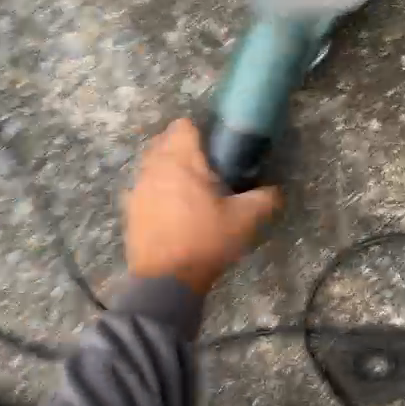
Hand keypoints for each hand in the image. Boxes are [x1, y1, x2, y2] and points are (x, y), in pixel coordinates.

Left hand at [124, 119, 281, 295]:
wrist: (167, 279)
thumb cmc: (207, 240)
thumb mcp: (245, 219)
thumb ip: (264, 199)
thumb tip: (275, 191)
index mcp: (182, 161)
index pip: (184, 126)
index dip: (201, 132)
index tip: (217, 150)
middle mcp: (154, 167)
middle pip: (164, 141)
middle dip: (183, 148)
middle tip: (207, 169)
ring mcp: (137, 188)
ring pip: (152, 163)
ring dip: (168, 168)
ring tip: (190, 191)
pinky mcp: (130, 209)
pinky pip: (144, 187)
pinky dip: (157, 190)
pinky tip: (173, 211)